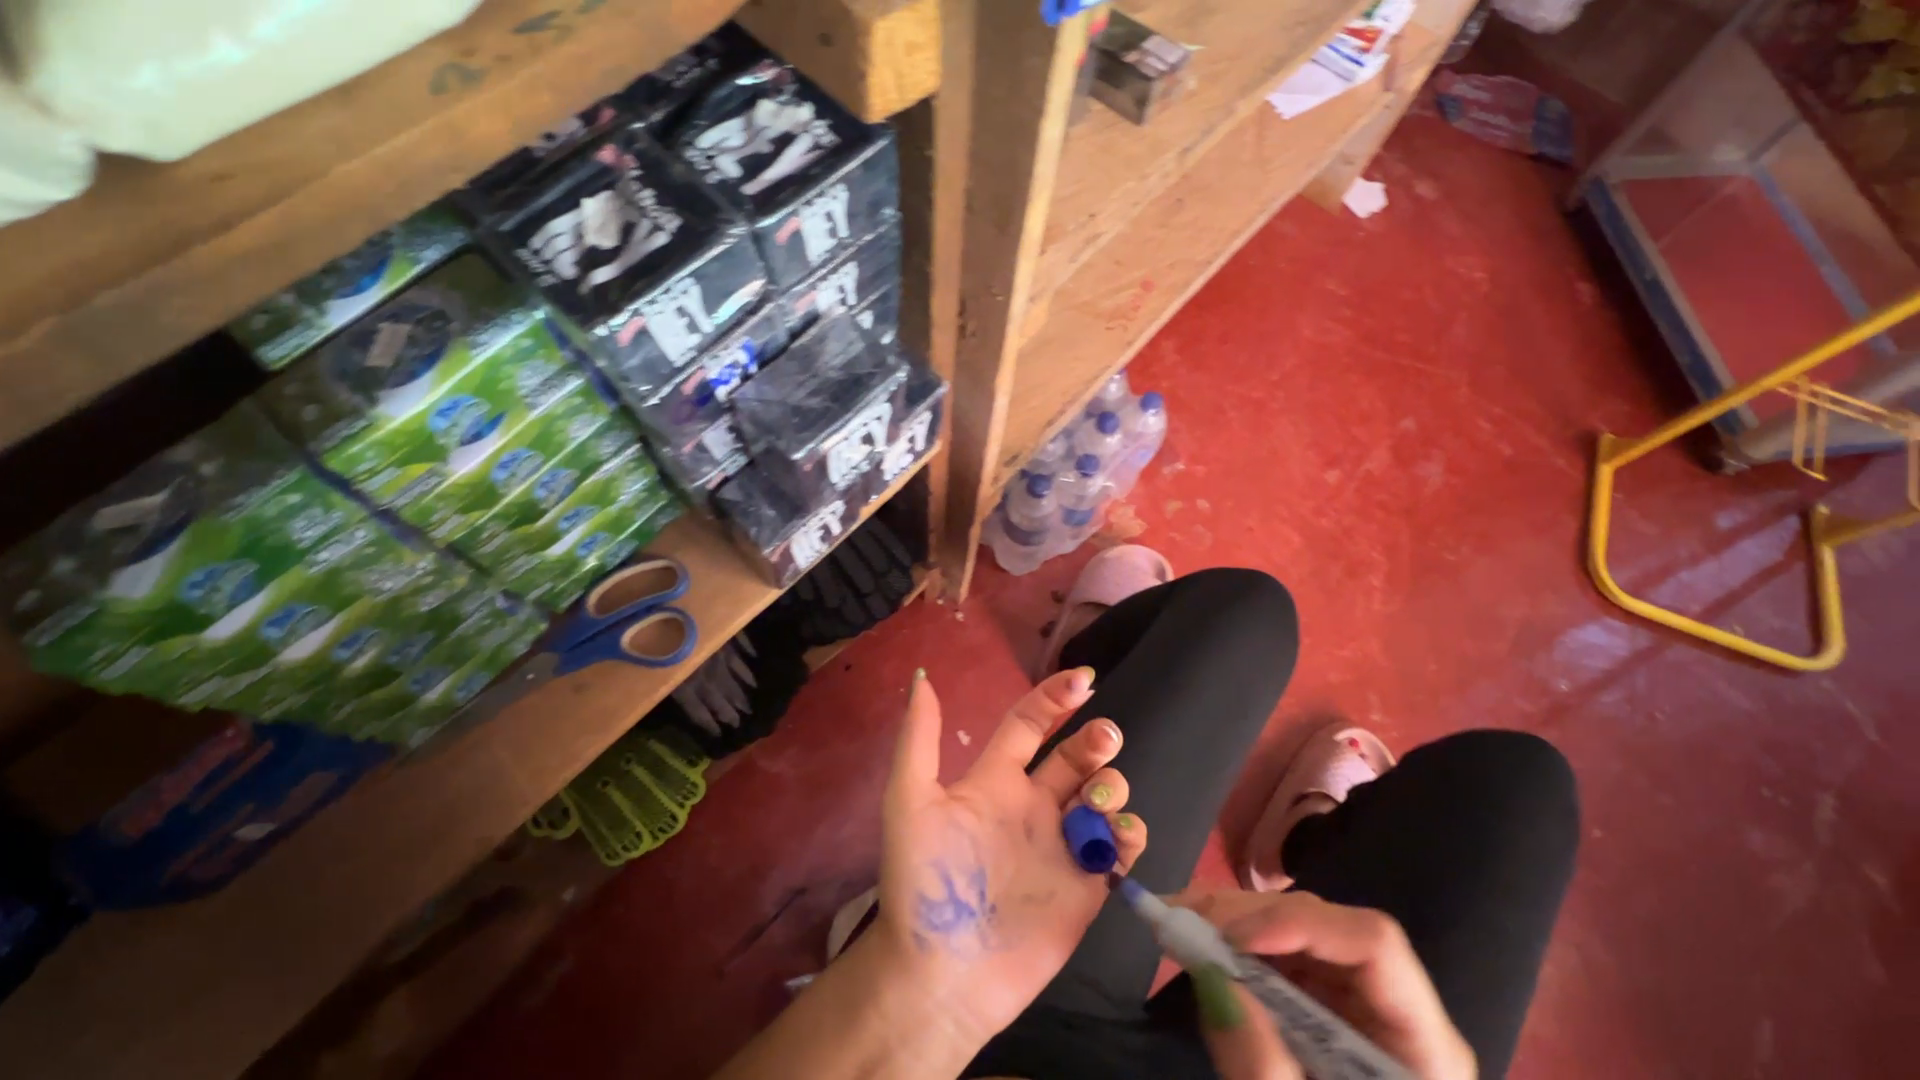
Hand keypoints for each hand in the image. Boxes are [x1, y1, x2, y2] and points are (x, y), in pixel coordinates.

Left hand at [871, 667, 1148, 1045]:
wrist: (942, 973)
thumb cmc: (922, 884)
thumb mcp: (909, 803)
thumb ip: (918, 739)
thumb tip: (922, 675)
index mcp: (994, 782)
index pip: (1030, 724)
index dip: (1054, 697)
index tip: (1084, 679)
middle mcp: (1031, 807)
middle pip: (1076, 757)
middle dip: (1096, 740)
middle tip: (1103, 739)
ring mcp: (1061, 847)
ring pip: (1103, 797)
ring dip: (1113, 784)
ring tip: (1099, 798)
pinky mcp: (1087, 888)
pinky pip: (1120, 849)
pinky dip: (1130, 834)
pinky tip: (1117, 836)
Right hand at [1175, 890, 1475, 1079]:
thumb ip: (1262, 1066)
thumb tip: (1212, 977)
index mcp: (1422, 1044)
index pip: (1372, 943)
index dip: (1297, 924)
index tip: (1226, 941)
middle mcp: (1395, 1008)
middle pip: (1328, 926)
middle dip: (1249, 916)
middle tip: (1176, 917)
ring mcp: (1359, 1007)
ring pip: (1298, 934)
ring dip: (1231, 923)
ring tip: (1172, 924)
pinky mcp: (1325, 1013)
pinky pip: (1280, 963)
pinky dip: (1233, 950)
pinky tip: (1194, 948)